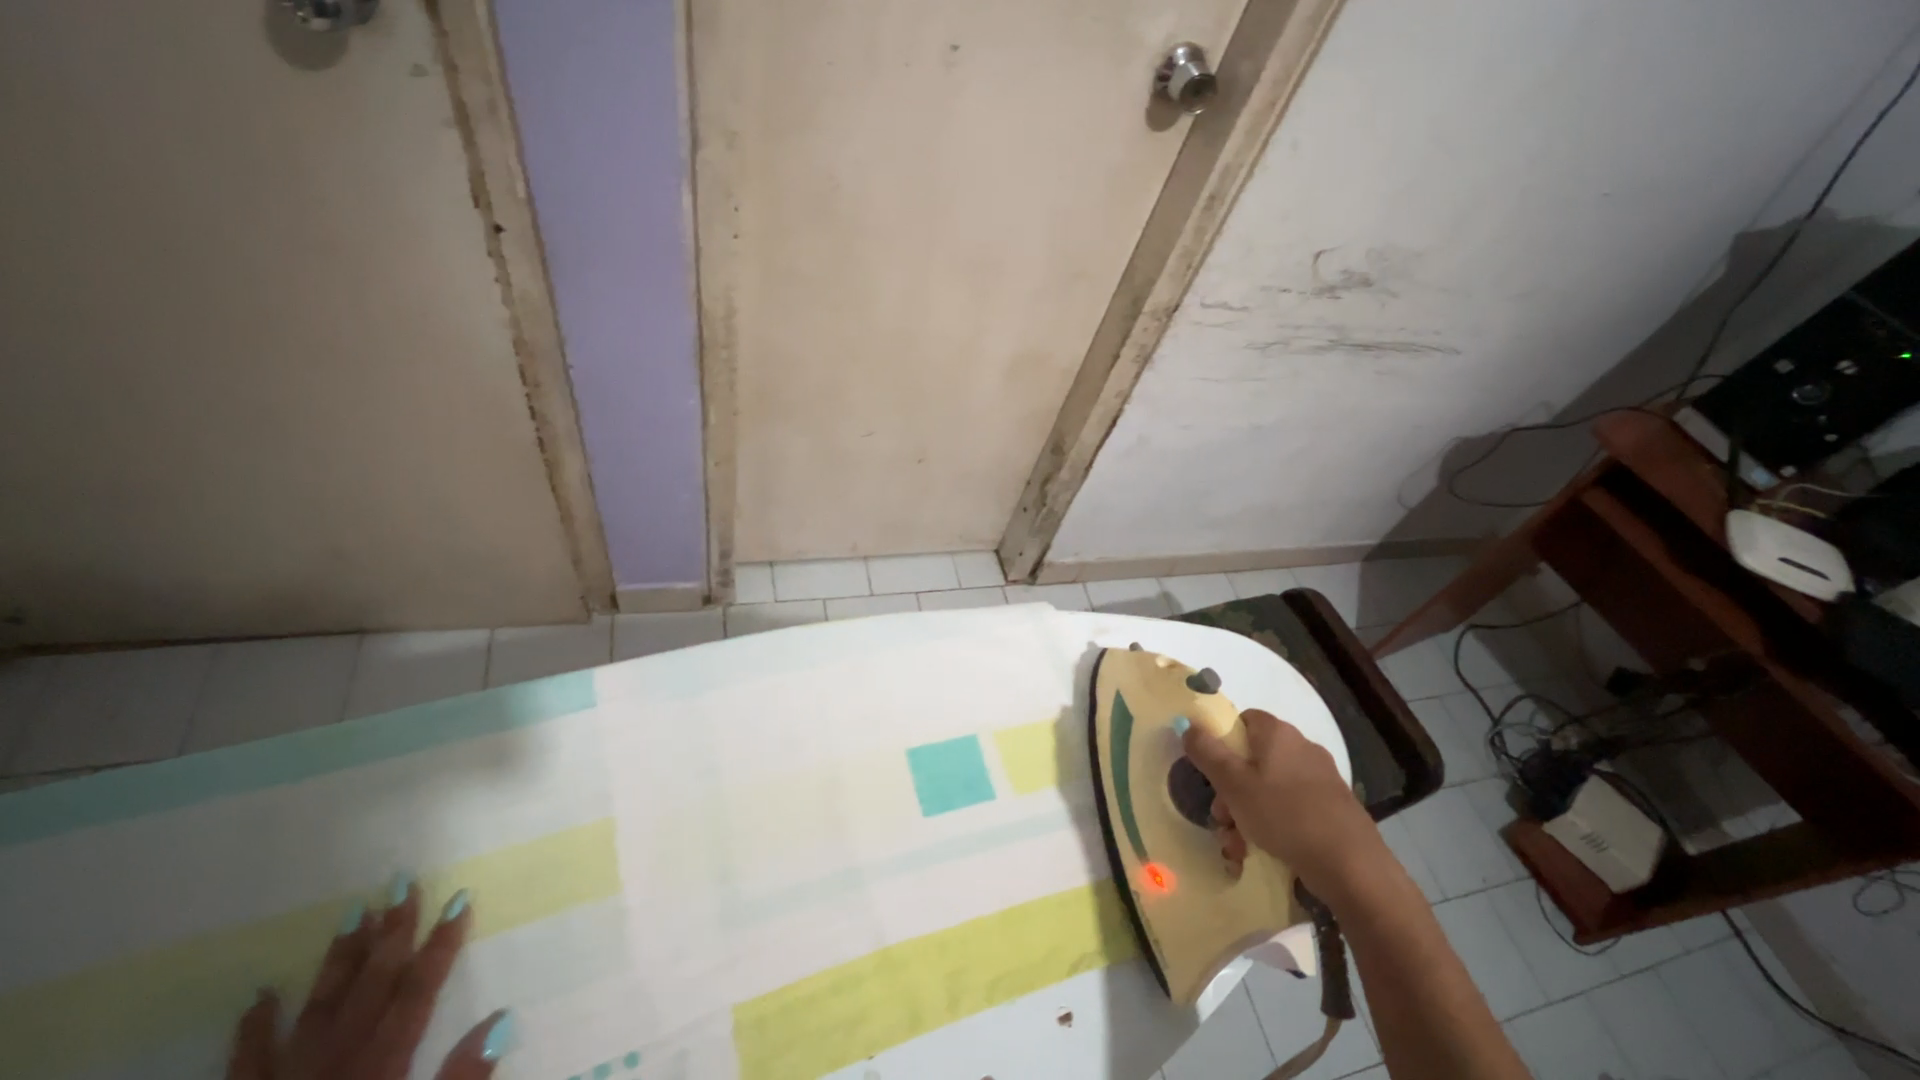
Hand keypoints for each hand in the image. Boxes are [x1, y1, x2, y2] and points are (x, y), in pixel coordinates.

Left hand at [227, 881, 513, 1079]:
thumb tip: (501, 1020)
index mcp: (381, 1068)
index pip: (417, 993)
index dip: (441, 946)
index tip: (459, 899)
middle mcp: (335, 1062)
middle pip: (369, 987)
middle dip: (391, 933)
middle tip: (403, 881)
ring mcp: (286, 1079)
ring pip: (318, 1006)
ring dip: (338, 960)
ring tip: (354, 910)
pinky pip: (247, 1059)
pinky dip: (255, 1024)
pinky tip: (262, 993)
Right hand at [1181, 708, 1385, 899]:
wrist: (1348, 862)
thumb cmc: (1283, 814)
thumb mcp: (1233, 783)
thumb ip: (1206, 752)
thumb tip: (1188, 724)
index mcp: (1278, 733)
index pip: (1244, 720)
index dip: (1222, 741)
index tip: (1211, 770)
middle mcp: (1301, 747)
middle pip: (1253, 759)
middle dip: (1230, 790)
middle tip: (1221, 818)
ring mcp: (1320, 778)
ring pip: (1269, 788)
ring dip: (1246, 813)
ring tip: (1236, 846)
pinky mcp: (1331, 806)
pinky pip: (1290, 807)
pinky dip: (1272, 825)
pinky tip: (1261, 851)